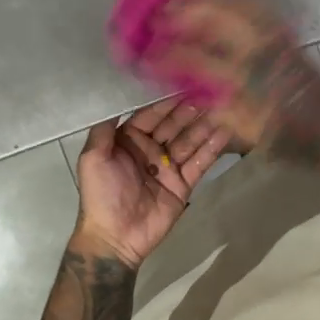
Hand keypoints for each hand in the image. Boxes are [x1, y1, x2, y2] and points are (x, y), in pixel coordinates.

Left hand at [71, 98, 232, 266]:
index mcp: (128, 140)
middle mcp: (150, 149)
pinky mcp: (183, 183)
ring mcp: (168, 166)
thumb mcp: (93, 158)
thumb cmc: (101, 194)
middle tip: (210, 91)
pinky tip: (226, 131)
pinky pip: (199, 162)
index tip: (184, 83)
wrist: (115, 236)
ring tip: (224, 106)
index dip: (167, 101)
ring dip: (205, 124)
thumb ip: (104, 129)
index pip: (151, 115)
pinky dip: (212, 147)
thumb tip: (112, 98)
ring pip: (189, 140)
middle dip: (190, 110)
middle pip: (174, 125)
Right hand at [148, 0, 319, 164]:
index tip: (149, 50)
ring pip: (239, 5)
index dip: (169, 53)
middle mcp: (259, 53)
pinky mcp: (287, 37)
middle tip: (163, 7)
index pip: (197, 59)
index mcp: (245, 81)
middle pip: (217, 18)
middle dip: (185, 9)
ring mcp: (276, 40)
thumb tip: (191, 92)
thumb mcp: (249, 135)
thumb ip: (219, 111)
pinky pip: (258, 7)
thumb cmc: (290, 139)